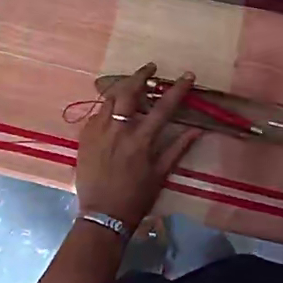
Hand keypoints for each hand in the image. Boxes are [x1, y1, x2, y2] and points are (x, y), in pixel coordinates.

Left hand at [74, 63, 203, 228]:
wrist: (102, 214)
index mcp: (141, 140)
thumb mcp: (161, 174)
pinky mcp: (84, 136)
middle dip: (141, 75)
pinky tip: (113, 109)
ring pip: (110, 98)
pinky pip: (97, 113)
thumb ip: (178, 149)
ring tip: (132, 84)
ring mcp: (98, 131)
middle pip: (129, 91)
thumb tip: (197, 130)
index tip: (188, 75)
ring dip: (123, 87)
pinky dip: (107, 107)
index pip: (164, 107)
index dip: (178, 89)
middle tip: (151, 68)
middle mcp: (118, 130)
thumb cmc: (136, 197)